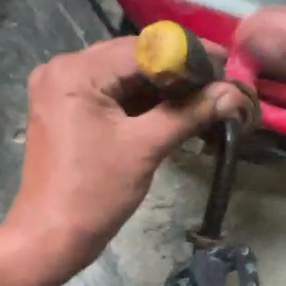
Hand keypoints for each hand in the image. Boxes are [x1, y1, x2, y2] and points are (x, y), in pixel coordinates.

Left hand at [5, 38, 244, 268]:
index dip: (189, 55)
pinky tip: (173, 112)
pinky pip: (111, 96)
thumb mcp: (145, 148)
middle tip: (220, 84)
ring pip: (123, 78)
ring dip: (161, 89)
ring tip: (204, 99)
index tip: (226, 65)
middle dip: (177, 73)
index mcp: (75, 71)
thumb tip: (234, 93)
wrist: (51, 237)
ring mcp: (61, 90)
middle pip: (132, 59)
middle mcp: (63, 69)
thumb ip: (189, 114)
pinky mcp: (66, 111)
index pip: (143, 48)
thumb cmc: (94, 193)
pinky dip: (141, 104)